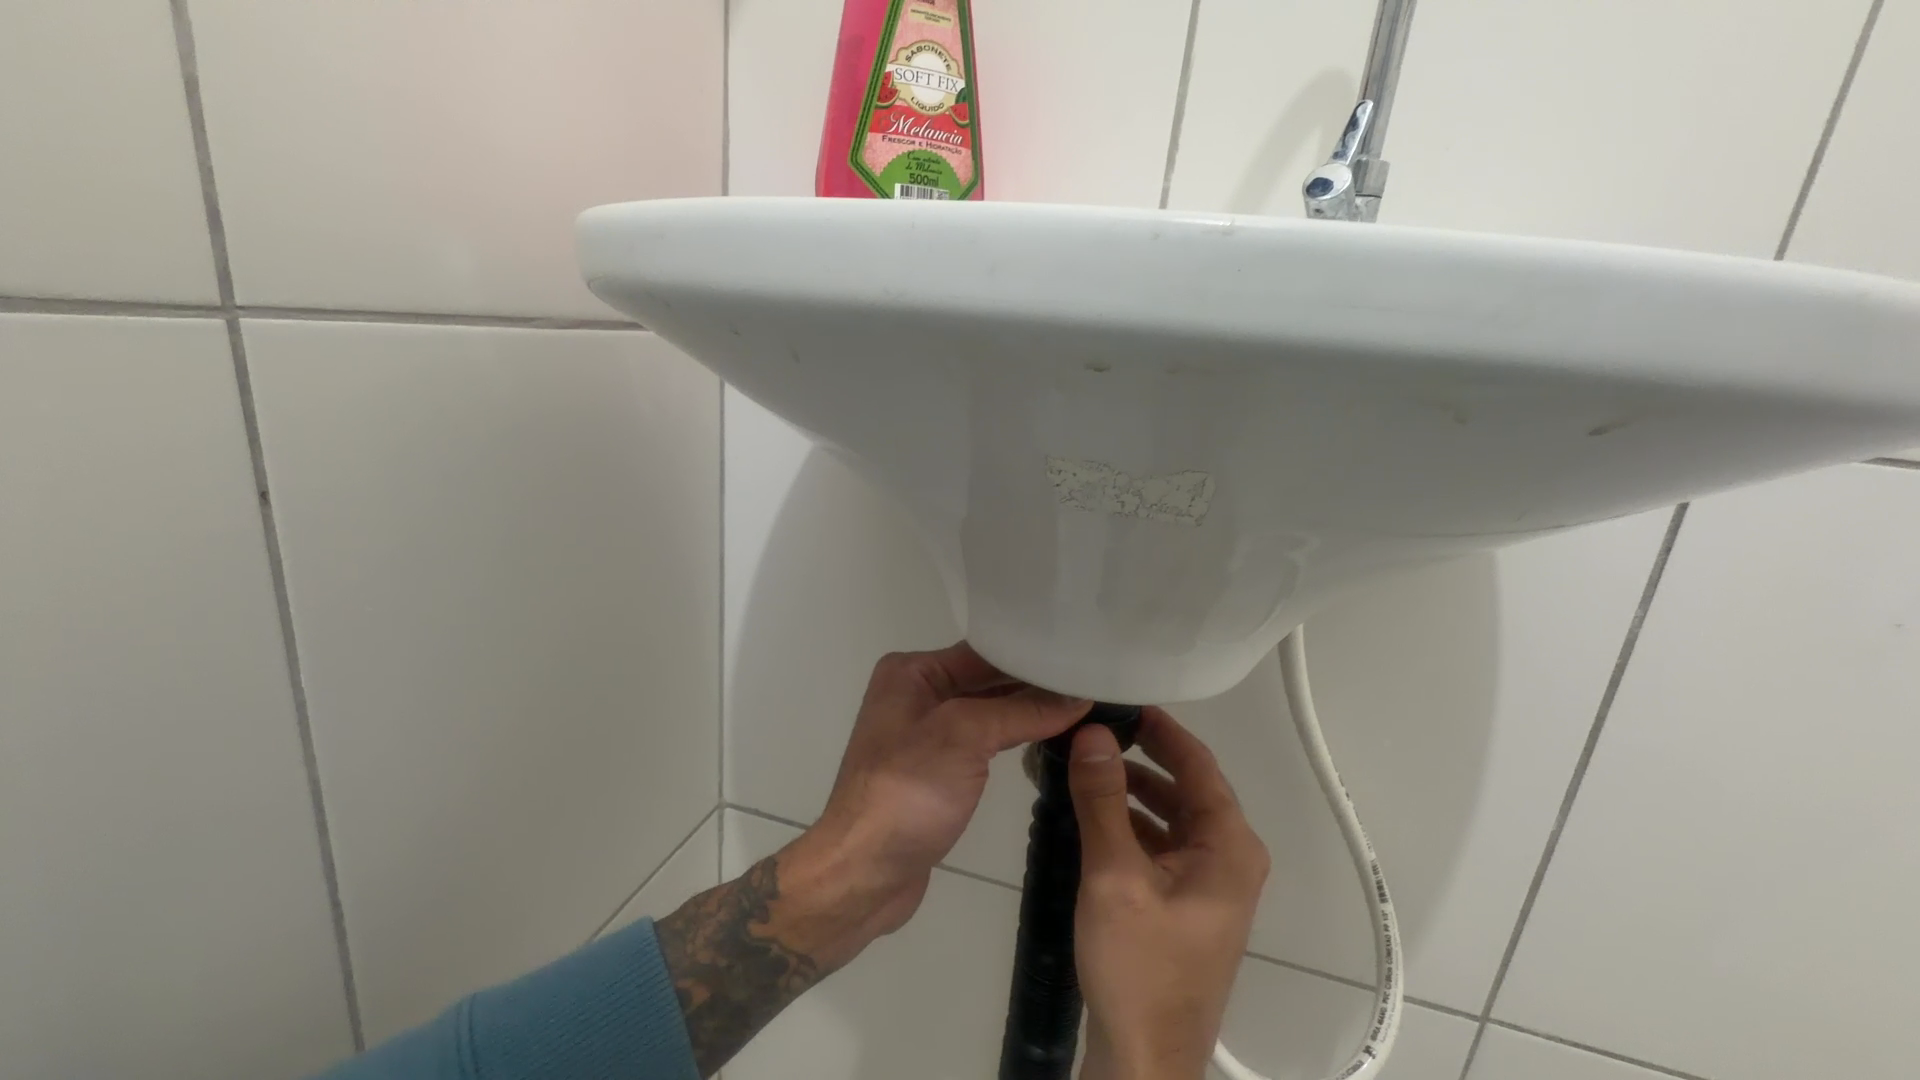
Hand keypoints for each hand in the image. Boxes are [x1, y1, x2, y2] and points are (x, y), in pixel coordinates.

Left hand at [801, 643, 1091, 957]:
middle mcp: (916, 695)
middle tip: (1092, 682)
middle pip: (987, 679)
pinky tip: (1051, 738)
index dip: (1032, 654)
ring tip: (1085, 706)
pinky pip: (984, 743)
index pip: (984, 651)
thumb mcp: (964, 736)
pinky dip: (1015, 738)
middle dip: (1035, 683)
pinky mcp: (937, 772)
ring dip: (1029, 711)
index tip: (1082, 656)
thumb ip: (1022, 711)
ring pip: (989, 712)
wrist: (864, 872)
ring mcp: (926, 736)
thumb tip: (1080, 697)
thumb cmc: (907, 792)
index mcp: (911, 672)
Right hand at [1069, 708, 1268, 1079]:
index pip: (1198, 763)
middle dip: (1138, 758)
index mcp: (1229, 846)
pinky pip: (1160, 847)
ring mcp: (1208, 885)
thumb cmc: (1140, 966)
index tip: (1118, 697)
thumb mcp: (1116, 876)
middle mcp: (1229, 859)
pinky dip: (1128, 827)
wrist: (1146, 1059)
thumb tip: (1092, 733)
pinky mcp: (1184, 906)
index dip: (1160, 728)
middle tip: (1089, 730)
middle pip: (1185, 787)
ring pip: (1169, 818)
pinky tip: (1088, 817)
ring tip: (1079, 767)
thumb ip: (1104, 801)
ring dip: (1128, 793)